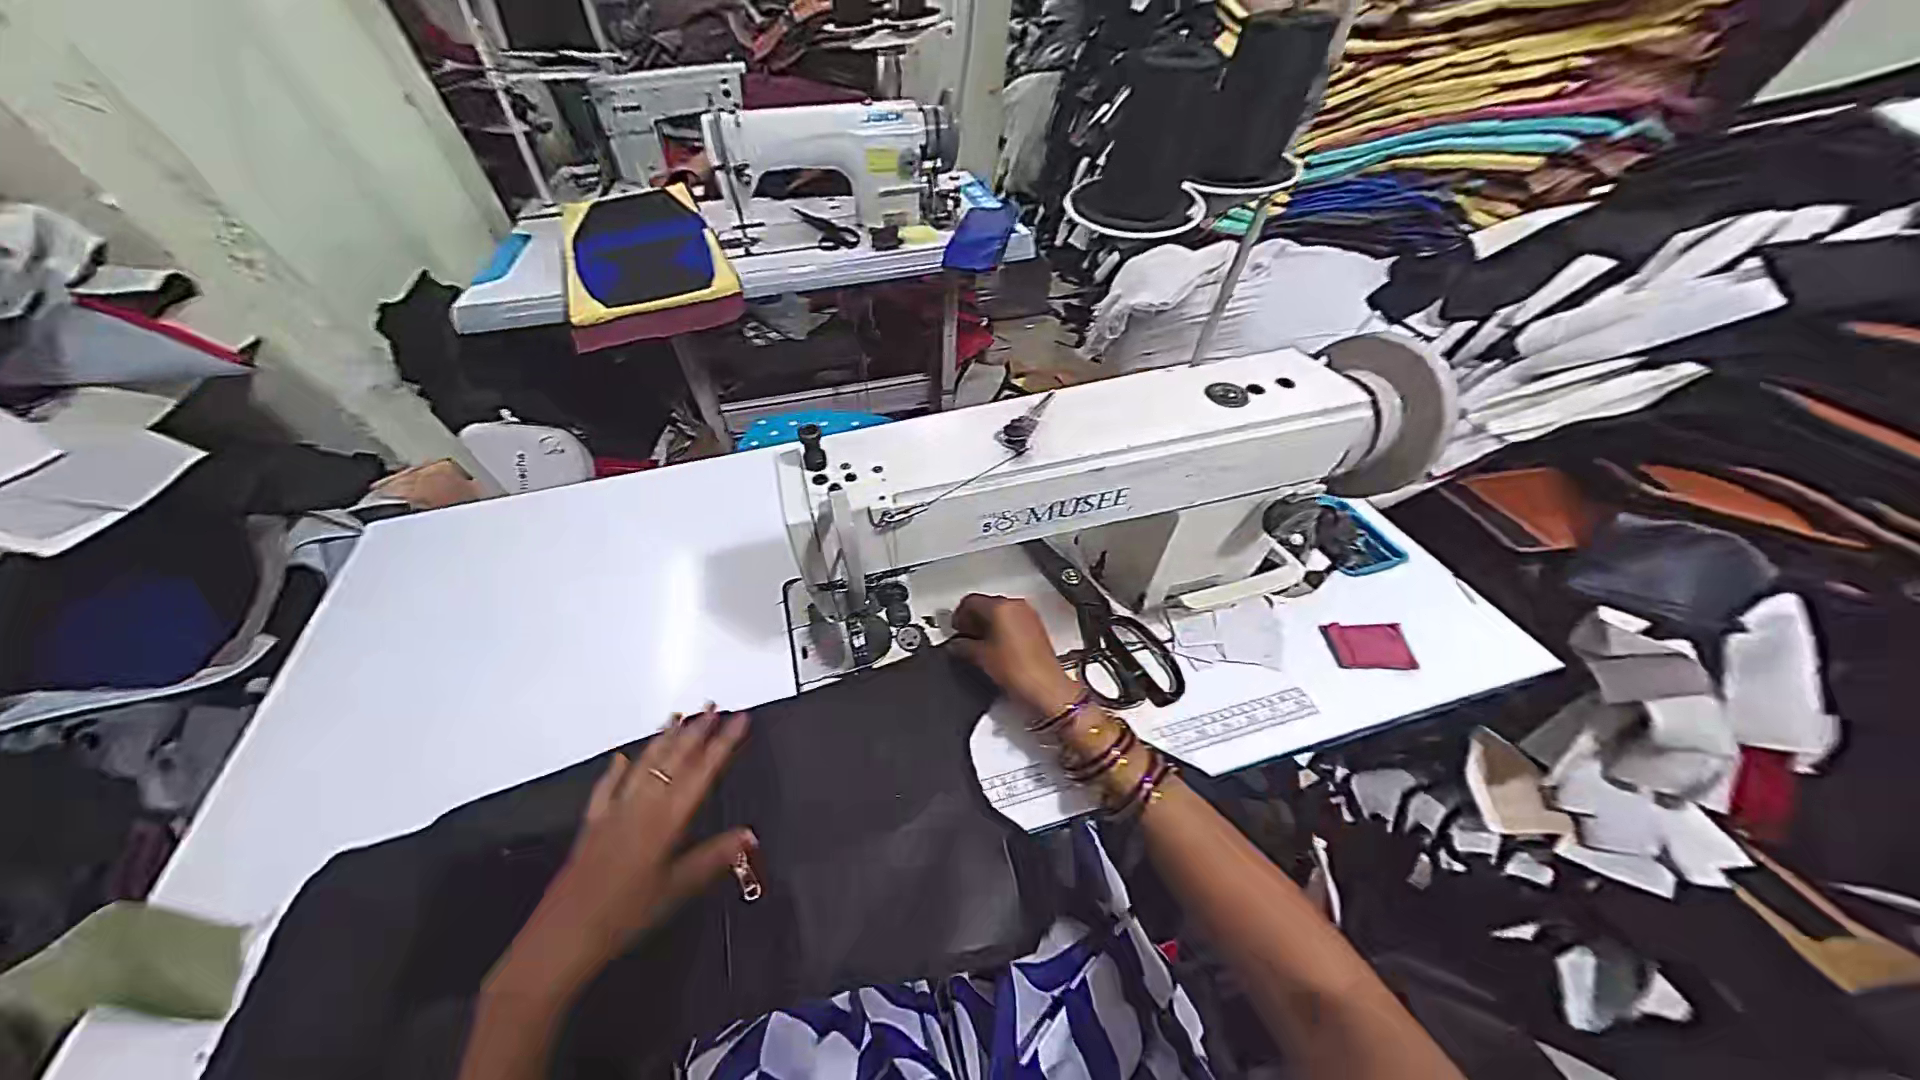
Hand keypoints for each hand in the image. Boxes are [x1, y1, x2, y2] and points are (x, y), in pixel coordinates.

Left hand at [491, 708, 753, 995]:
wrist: (563, 937)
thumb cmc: (623, 916)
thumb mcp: (678, 889)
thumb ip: (714, 857)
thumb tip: (748, 835)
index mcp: (666, 820)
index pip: (702, 771)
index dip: (724, 743)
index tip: (739, 720)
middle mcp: (641, 807)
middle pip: (673, 759)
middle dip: (696, 729)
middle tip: (712, 706)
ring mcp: (614, 812)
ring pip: (644, 765)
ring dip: (663, 738)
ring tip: (678, 717)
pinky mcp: (593, 825)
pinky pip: (607, 787)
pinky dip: (617, 770)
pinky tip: (623, 757)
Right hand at [949, 594, 1079, 715]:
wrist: (1046, 687)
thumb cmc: (1020, 671)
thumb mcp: (981, 657)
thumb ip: (962, 646)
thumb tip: (956, 645)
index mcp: (1001, 607)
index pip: (971, 601)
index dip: (958, 615)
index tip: (954, 628)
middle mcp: (1016, 606)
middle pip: (986, 604)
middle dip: (972, 619)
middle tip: (963, 635)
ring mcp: (1028, 615)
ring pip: (1000, 611)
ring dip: (986, 623)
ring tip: (978, 643)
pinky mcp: (1036, 627)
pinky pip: (1013, 620)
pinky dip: (1001, 628)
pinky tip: (995, 647)